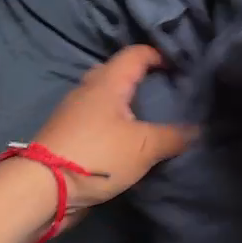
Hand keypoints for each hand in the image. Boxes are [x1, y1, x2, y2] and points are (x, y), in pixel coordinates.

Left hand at [13, 45, 195, 211]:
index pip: (136, 53)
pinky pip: (97, 118)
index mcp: (108, 82)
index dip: (160, 55)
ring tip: (151, 116)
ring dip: (127, 102)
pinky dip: (115, 121)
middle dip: (142, 77)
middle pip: (118, 71)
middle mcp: (89, 89)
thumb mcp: (144, 147)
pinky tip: (128, 138)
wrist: (42, 189)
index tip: (181, 67)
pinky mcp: (68, 135)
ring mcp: (74, 112)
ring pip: (106, 96)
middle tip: (167, 90)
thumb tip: (199, 129)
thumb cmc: (96, 156)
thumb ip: (173, 137)